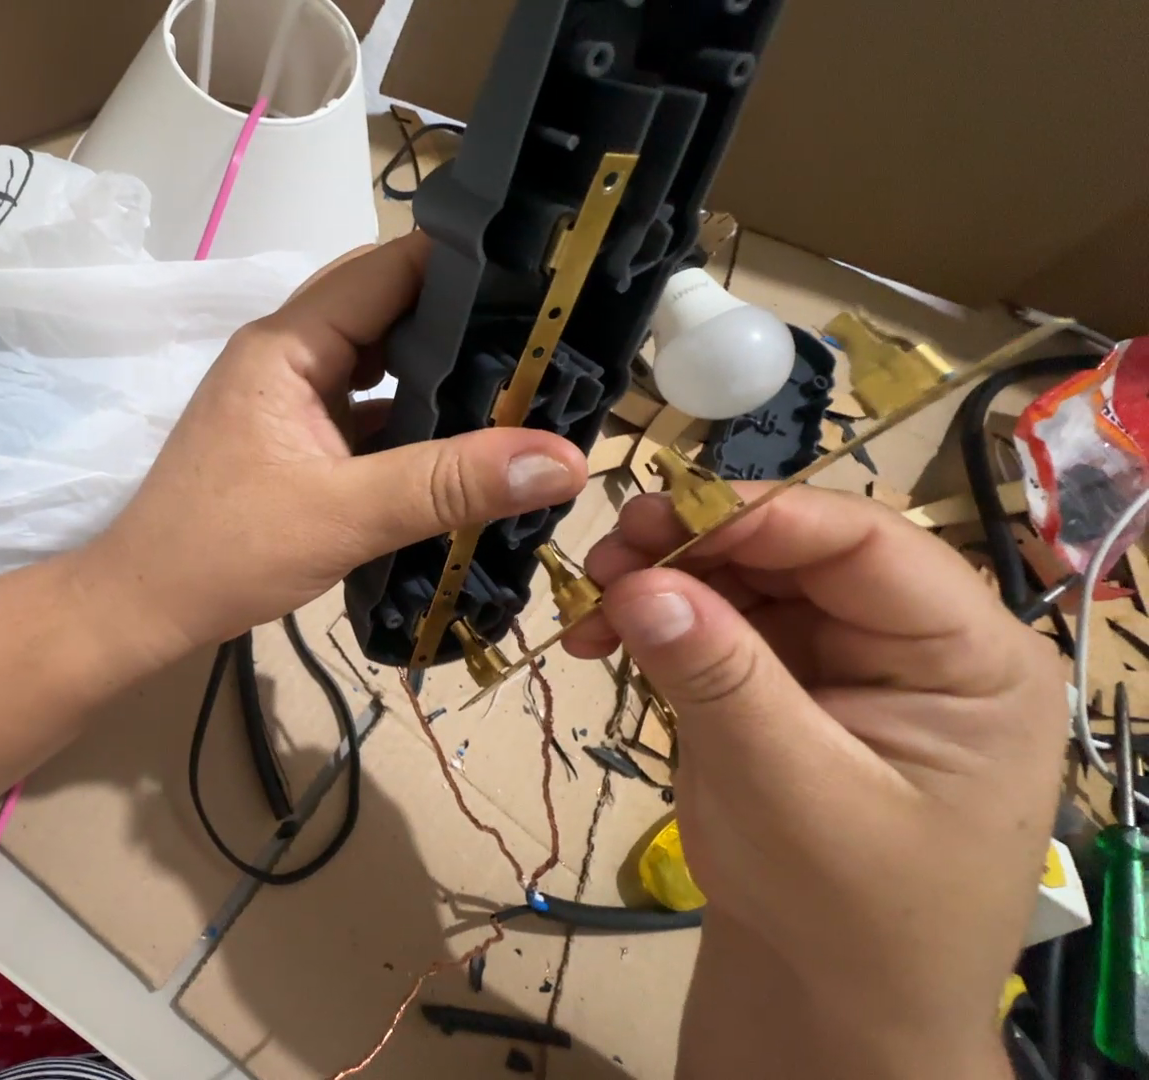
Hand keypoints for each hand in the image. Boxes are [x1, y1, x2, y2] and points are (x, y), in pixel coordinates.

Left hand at [82, 234, 587, 657]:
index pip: (388, 269)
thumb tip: (568, 461)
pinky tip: (463, 445)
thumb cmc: (225, 551)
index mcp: (286, 346)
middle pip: (385, 310)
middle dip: (462, 320)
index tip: (549, 272)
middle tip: (552, 334)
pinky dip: (407, 422)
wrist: (145, 604)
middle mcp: (284, 356)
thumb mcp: (345, 515)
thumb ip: (451, 484)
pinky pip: (360, 411)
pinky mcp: (290, 439)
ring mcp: (284, 399)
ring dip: (437, 376)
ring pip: (376, 365)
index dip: (467, 262)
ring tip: (526, 383)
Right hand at [564, 486, 1059, 1074]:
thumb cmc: (841, 902)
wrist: (820, 982)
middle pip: (790, 550)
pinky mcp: (771, 677)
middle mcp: (902, 638)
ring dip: (654, 580)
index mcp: (966, 657)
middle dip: (689, 546)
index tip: (651, 524)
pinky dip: (645, 621)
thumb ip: (717, 676)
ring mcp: (832, 656)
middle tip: (602, 557)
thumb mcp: (783, 786)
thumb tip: (635, 582)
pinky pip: (704, 620)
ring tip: (586, 602)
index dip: (756, 518)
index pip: (866, 545)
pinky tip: (594, 638)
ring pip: (736, 577)